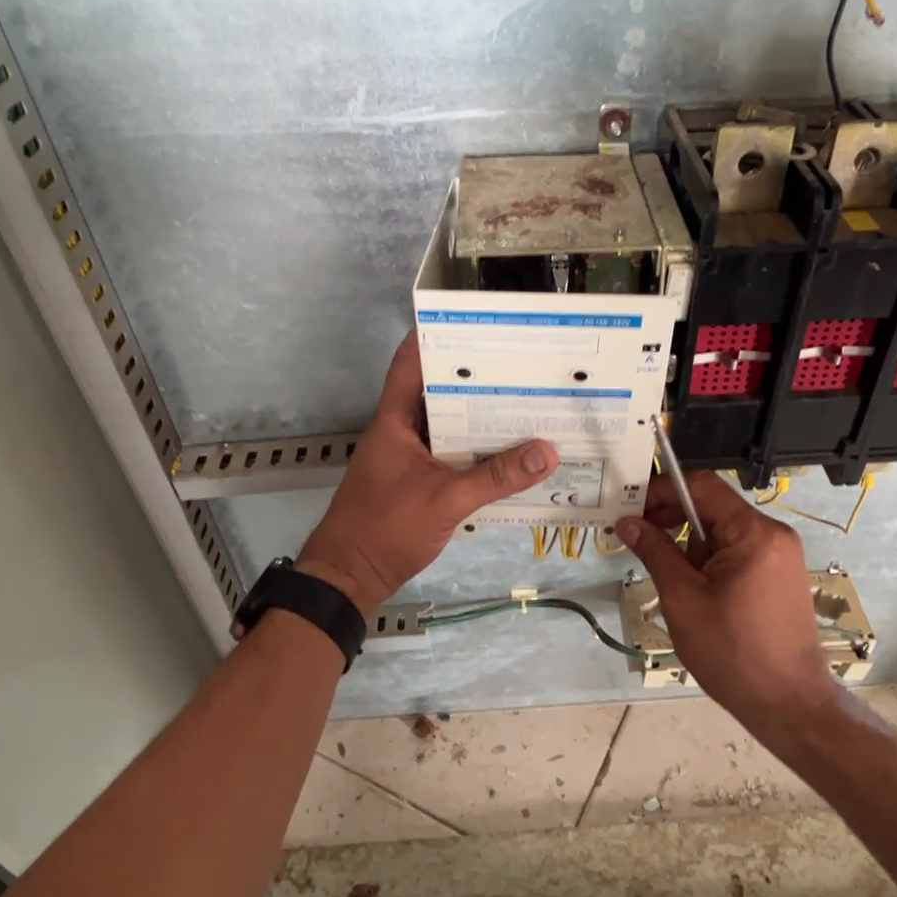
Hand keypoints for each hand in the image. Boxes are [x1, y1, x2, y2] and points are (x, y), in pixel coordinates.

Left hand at [292, 332, 558, 617]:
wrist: (350, 576)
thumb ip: (496, 477)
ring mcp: (409, 457)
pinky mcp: (419, 481)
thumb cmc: (385, 527)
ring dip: (479, 416)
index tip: (474, 320)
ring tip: (525, 399)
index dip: (436, 336)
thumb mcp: (445, 500)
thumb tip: (547, 451)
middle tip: (519, 362)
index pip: (410, 362)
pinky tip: (510, 451)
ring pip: (448, 425)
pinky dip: (477, 450)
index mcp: (394, 420)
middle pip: (438, 391)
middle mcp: (401, 430)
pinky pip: (452, 455)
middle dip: (475, 377)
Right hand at [616, 471, 842, 730]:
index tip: (630, 505)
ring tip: (667, 576)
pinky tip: (693, 588)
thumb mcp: (683, 599)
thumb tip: (627, 521)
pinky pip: (738, 551)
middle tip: (637, 537)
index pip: (702, 486)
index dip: (662, 490)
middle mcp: (773, 534)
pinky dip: (710, 560)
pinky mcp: (780, 575)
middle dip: (672, 518)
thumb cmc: (732, 652)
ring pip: (723, 532)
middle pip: (714, 507)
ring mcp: (780, 555)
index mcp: (754, 533)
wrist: (789, 704)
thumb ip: (655, 552)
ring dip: (690, 544)